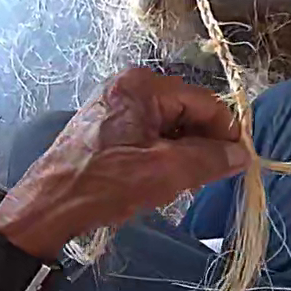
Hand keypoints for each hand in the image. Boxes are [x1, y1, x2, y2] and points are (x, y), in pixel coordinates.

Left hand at [0, 68, 247, 257]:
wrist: (49, 205)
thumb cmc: (105, 183)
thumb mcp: (166, 172)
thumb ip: (210, 159)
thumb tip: (241, 155)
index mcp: (142, 85)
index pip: (203, 101)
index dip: (226, 132)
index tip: (239, 161)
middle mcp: (126, 87)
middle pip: (184, 112)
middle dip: (200, 144)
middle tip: (208, 176)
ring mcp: (112, 106)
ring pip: (166, 126)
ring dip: (180, 153)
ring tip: (180, 182)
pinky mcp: (103, 128)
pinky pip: (146, 135)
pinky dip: (159, 155)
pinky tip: (158, 179)